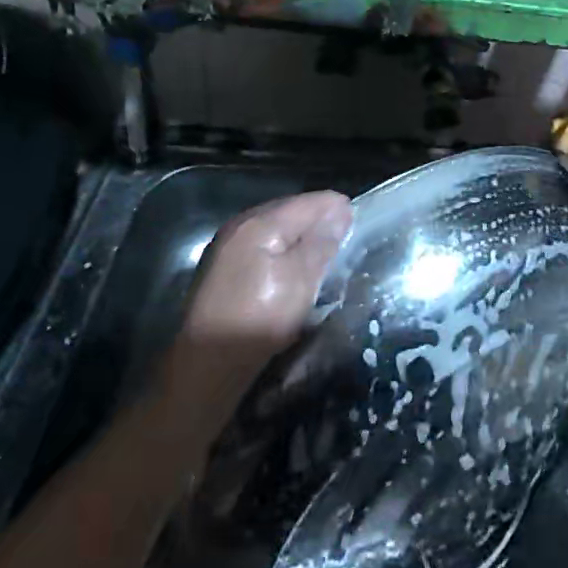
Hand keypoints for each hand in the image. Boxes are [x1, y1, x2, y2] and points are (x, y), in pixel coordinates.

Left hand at [179, 191, 352, 370]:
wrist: (207, 365)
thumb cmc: (260, 319)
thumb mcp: (302, 280)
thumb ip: (322, 242)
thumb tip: (341, 210)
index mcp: (261, 223)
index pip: (310, 202)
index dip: (338, 209)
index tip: (360, 226)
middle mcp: (241, 224)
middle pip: (291, 209)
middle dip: (319, 221)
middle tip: (345, 242)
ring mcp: (227, 244)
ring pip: (277, 227)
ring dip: (301, 236)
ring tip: (323, 255)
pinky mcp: (222, 265)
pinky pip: (263, 243)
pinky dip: (282, 249)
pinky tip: (293, 267)